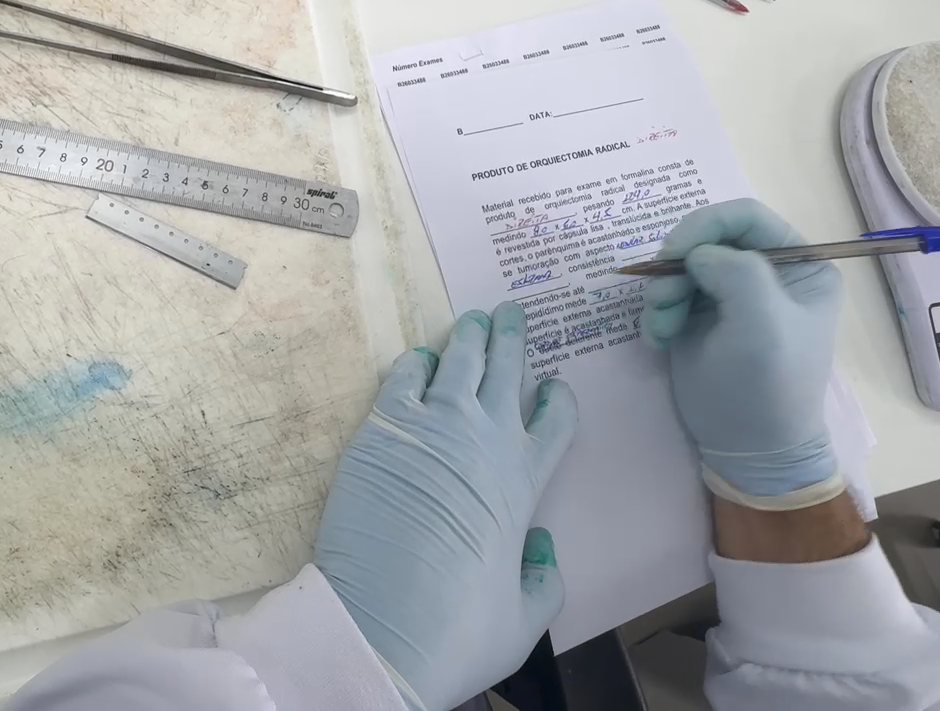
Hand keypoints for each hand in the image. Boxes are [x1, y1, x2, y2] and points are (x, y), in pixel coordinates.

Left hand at [315, 302, 577, 710]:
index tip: (553, 382)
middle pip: (507, 370)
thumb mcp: (522, 620)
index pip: (556, 420)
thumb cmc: (457, 627)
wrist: (382, 623)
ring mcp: (435, 424)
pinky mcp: (386, 424)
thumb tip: (542, 551)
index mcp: (524, 480)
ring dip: (469, 335)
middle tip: (510, 311)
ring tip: (473, 318)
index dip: (557, 397)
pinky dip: (416, 362)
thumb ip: (542, 582)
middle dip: (511, 336)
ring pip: (461, 360)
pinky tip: (421, 357)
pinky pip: (405, 376)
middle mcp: (486, 438)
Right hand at [642, 199, 844, 508]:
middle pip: (704, 238)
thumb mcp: (762, 324)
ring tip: (663, 327)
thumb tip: (696, 255)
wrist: (745, 445)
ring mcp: (727, 293)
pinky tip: (660, 338)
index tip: (673, 252)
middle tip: (661, 298)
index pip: (745, 217)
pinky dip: (655, 312)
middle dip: (675, 267)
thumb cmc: (765, 384)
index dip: (703, 224)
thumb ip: (736, 272)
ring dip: (661, 293)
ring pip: (677, 265)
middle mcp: (763, 272)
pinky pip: (664, 292)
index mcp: (798, 266)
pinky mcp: (697, 314)